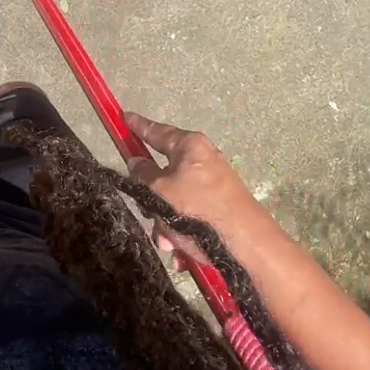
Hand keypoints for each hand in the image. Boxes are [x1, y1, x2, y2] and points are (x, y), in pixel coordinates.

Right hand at [125, 111, 271, 240]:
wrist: (246, 244)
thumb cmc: (198, 209)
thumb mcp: (159, 191)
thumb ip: (142, 174)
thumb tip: (136, 162)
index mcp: (189, 146)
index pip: (156, 131)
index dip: (137, 126)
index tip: (124, 116)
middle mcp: (202, 160)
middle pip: (163, 173)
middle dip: (151, 199)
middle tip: (148, 214)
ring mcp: (212, 184)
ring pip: (173, 199)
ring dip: (165, 222)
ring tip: (170, 243)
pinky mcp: (219, 207)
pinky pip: (190, 215)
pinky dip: (182, 232)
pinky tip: (182, 252)